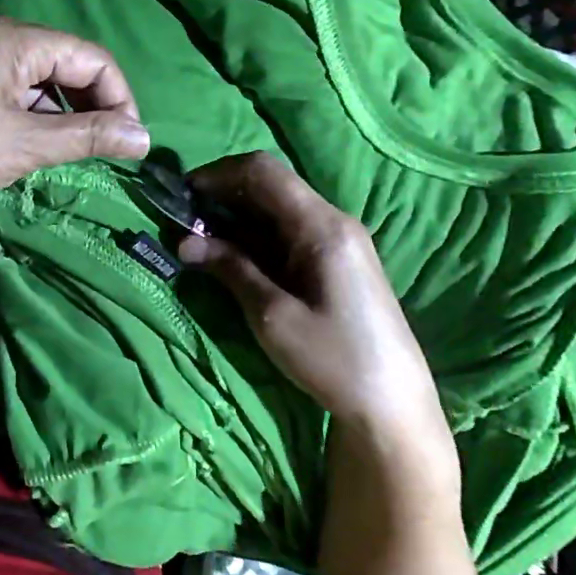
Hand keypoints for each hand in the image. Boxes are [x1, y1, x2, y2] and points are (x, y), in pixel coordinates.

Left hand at [0, 17, 150, 236]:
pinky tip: (39, 147)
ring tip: (77, 152)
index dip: (119, 98)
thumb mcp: (25, 145)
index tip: (129, 143)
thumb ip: (88, 137)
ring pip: (40, 82)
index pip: (91, 58)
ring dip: (66, 115)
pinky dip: (36, 118)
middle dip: (94, 105)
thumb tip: (145, 139)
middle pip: (66, 65)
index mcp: (14, 39)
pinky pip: (14, 94)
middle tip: (107, 149)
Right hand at [178, 153, 439, 428]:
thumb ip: (230, 269)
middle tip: (184, 223)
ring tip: (199, 242)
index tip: (182, 195)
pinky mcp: (337, 260)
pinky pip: (289, 231)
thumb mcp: (273, 316)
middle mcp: (333, 221)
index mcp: (322, 226)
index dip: (218, 174)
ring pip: (277, 209)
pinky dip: (255, 236)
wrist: (393, 403)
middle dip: (223, 196)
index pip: (264, 172)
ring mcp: (339, 240)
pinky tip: (232, 257)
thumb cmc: (334, 360)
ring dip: (236, 218)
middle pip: (270, 186)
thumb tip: (184, 241)